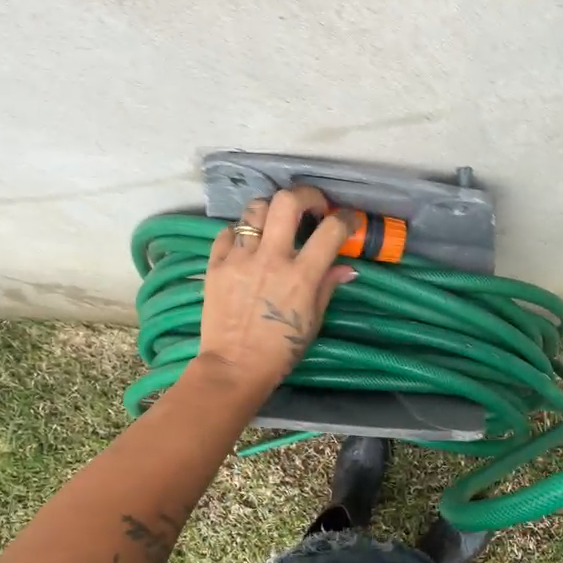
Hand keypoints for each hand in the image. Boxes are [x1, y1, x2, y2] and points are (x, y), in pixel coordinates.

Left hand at [198, 185, 355, 393]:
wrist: (235, 367)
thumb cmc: (281, 350)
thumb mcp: (312, 321)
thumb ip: (327, 286)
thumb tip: (345, 267)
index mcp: (301, 276)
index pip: (331, 231)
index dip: (345, 219)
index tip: (347, 220)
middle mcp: (271, 259)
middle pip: (287, 202)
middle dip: (305, 195)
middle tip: (311, 206)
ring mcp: (239, 259)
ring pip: (255, 209)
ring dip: (270, 210)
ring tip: (275, 222)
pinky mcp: (215, 265)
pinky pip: (228, 233)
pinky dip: (241, 233)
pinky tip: (247, 244)